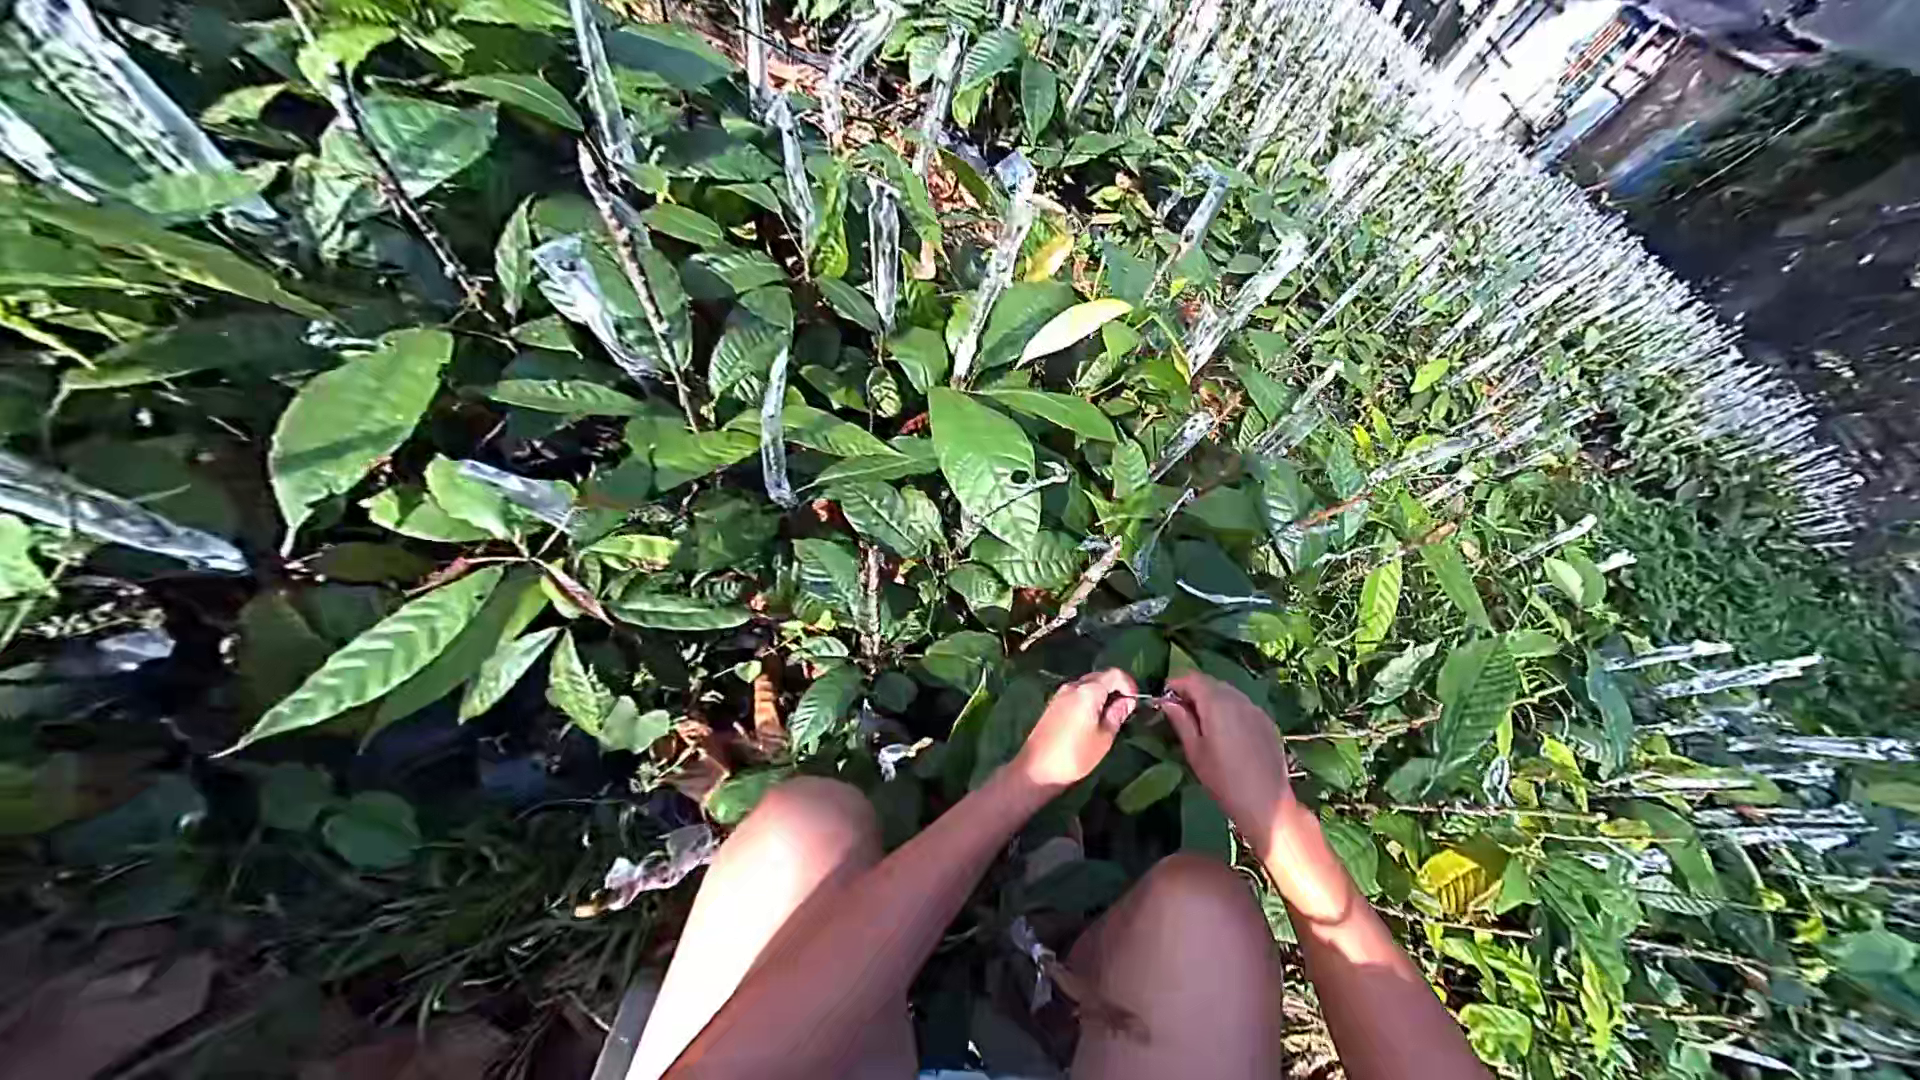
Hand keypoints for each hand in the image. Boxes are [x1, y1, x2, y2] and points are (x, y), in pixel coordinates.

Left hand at [1011, 669, 1137, 790]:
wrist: (1037, 769)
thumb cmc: (1075, 755)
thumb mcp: (1104, 737)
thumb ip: (1117, 714)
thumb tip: (1127, 701)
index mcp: (1087, 691)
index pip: (1115, 674)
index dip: (1130, 684)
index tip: (1135, 703)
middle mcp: (1073, 685)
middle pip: (1101, 676)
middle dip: (1117, 688)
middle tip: (1126, 710)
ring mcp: (1061, 693)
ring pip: (1088, 684)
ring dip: (1103, 694)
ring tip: (1111, 716)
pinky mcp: (1054, 704)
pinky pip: (1077, 693)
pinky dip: (1090, 699)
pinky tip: (1094, 718)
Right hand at [1162, 672, 1294, 852]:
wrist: (1268, 805)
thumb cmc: (1223, 780)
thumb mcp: (1194, 751)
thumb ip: (1180, 720)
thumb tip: (1168, 702)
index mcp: (1217, 703)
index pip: (1192, 678)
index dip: (1175, 684)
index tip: (1165, 700)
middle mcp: (1238, 699)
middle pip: (1210, 682)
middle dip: (1192, 690)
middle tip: (1180, 712)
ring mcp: (1256, 710)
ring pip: (1227, 692)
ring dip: (1210, 698)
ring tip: (1201, 722)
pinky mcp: (1267, 722)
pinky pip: (1242, 705)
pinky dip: (1228, 709)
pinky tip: (1225, 732)